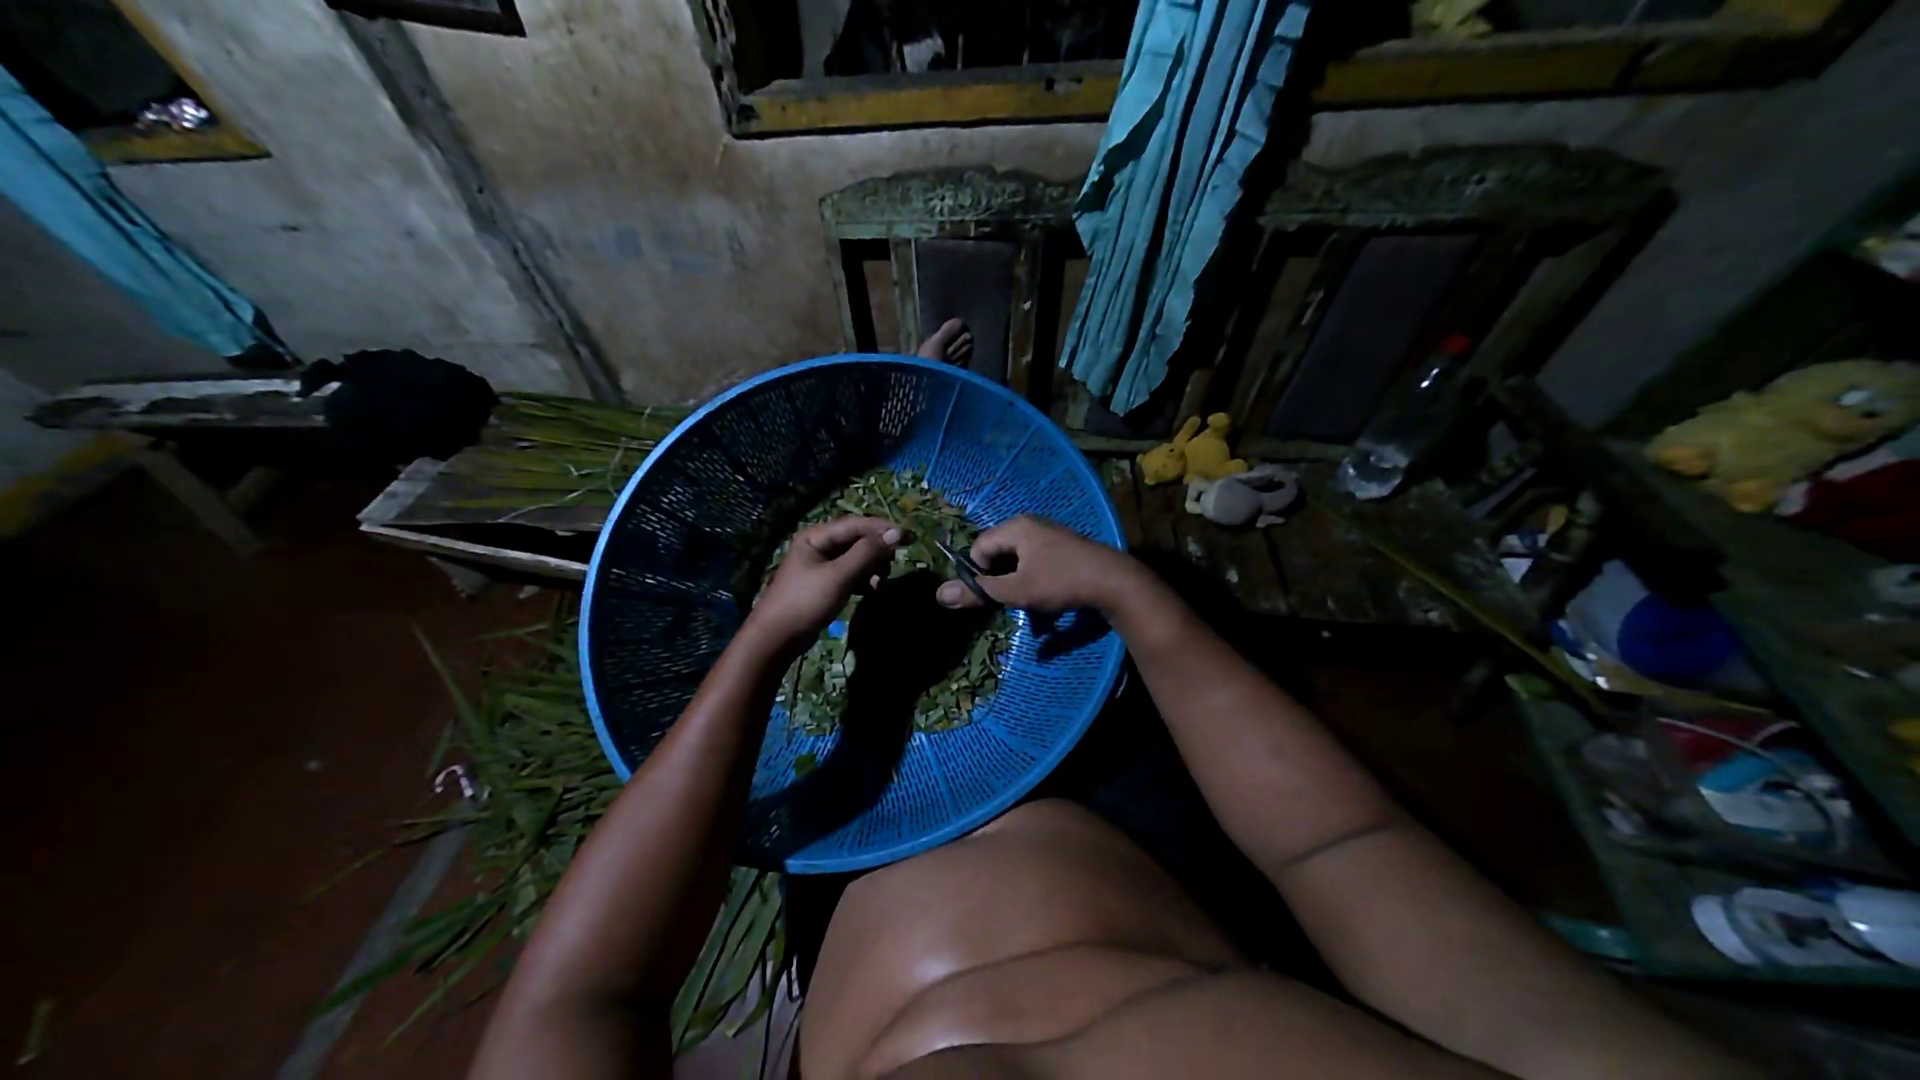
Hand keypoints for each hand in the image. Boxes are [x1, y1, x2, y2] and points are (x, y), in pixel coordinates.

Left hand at [746, 517, 902, 647]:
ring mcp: (822, 564)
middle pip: (858, 539)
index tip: (910, 538)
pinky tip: (871, 590)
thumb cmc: (806, 602)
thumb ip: (867, 553)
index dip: (884, 529)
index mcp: (817, 536)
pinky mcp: (826, 583)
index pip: (857, 524)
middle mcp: (819, 545)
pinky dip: (864, 579)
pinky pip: (852, 573)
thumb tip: (896, 533)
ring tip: (880, 582)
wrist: (777, 638)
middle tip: (893, 564)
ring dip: (872, 566)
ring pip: (857, 557)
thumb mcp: (839, 576)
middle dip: (878, 550)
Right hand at [934, 516, 1136, 611]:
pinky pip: (1034, 559)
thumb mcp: (1016, 591)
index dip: (980, 574)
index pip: (978, 547)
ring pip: (1017, 558)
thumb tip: (939, 594)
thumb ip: (979, 591)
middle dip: (999, 577)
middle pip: (997, 551)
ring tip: (1030, 597)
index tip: (995, 594)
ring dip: (1016, 580)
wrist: (1115, 582)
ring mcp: (1049, 534)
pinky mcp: (1063, 546)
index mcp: (1016, 527)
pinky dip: (1033, 576)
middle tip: (1011, 598)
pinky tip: (1047, 592)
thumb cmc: (1061, 582)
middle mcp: (1030, 524)